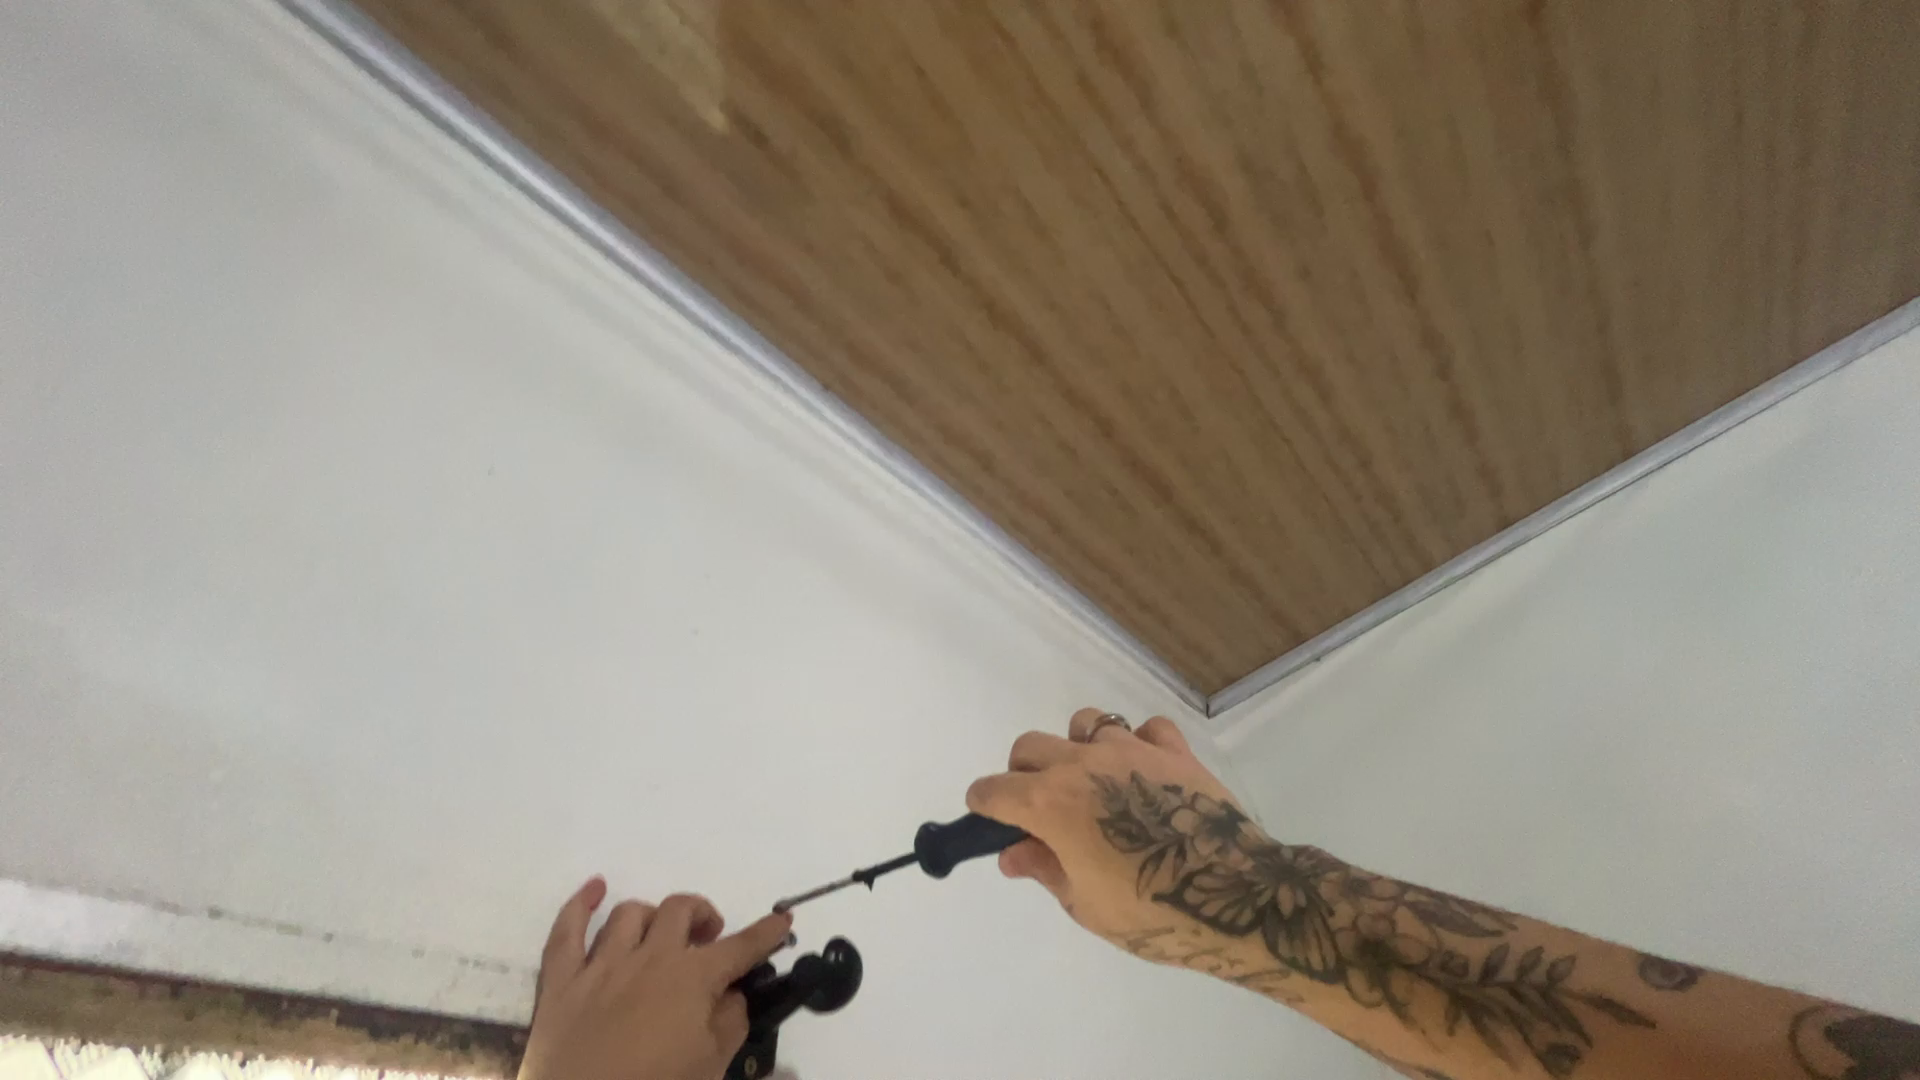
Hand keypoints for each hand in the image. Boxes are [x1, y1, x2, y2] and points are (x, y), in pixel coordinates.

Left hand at [518, 877, 793, 1079]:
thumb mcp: (711, 1067)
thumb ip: (731, 1023)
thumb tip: (733, 994)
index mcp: (692, 978)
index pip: (741, 946)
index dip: (766, 932)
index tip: (784, 919)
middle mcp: (651, 958)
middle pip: (681, 909)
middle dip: (701, 915)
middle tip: (707, 938)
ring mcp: (602, 966)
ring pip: (630, 914)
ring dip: (651, 917)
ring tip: (658, 936)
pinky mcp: (561, 984)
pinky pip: (566, 932)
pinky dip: (579, 905)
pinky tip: (595, 889)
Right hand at [966, 707, 1259, 958]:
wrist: (1236, 896)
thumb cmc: (1152, 913)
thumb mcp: (1085, 904)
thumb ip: (1043, 868)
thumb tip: (1010, 854)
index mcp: (1052, 804)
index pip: (994, 789)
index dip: (982, 802)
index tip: (985, 814)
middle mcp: (1083, 764)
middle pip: (1029, 747)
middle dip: (1022, 772)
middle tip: (1039, 807)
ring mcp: (1130, 749)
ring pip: (1085, 722)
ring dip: (1077, 747)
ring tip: (1092, 779)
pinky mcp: (1172, 748)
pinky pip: (1145, 728)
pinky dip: (1138, 744)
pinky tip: (1145, 773)